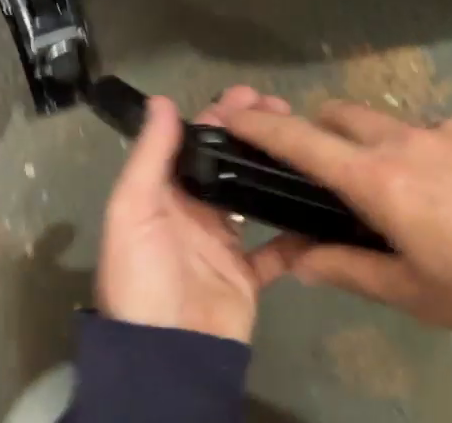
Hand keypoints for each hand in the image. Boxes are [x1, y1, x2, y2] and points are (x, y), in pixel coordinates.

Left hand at [95, 88, 307, 342]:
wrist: (166, 354)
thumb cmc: (141, 274)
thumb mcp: (132, 209)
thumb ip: (150, 155)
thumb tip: (162, 101)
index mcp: (159, 193)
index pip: (190, 143)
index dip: (217, 116)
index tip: (250, 96)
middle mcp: (189, 211)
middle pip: (223, 163)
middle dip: (250, 135)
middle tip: (285, 110)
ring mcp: (220, 243)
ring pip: (250, 196)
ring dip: (271, 170)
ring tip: (305, 144)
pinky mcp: (246, 275)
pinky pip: (276, 250)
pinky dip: (297, 234)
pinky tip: (319, 207)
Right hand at [215, 100, 451, 413]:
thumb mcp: (420, 297)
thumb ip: (346, 268)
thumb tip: (293, 257)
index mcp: (381, 182)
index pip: (300, 139)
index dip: (260, 124)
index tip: (234, 116)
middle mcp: (409, 140)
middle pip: (341, 115)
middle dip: (324, 134)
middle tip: (337, 178)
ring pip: (395, 126)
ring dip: (386, 149)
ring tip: (424, 200)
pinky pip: (446, 133)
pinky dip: (439, 156)